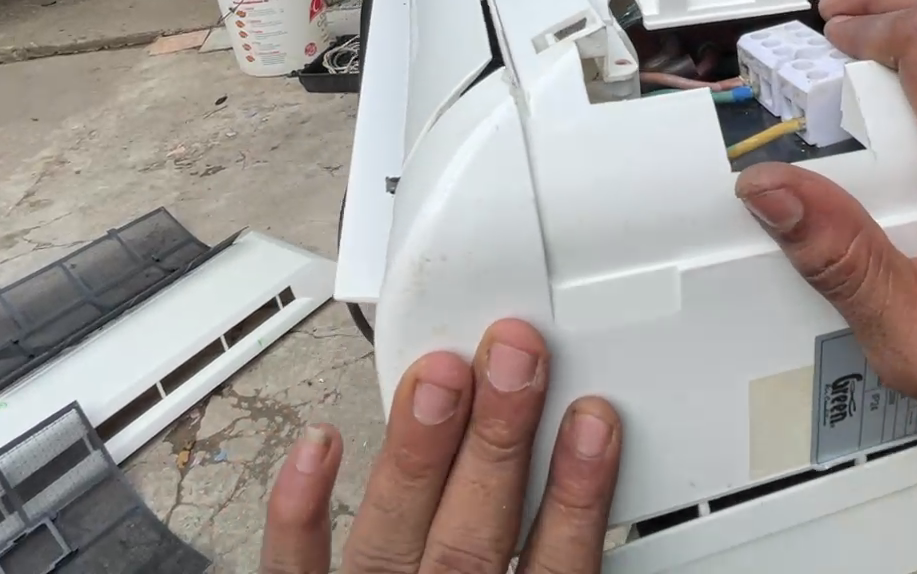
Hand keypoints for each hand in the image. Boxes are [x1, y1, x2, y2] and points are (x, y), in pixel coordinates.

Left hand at [259, 318, 622, 573]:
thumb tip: (615, 555)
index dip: (577, 496)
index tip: (593, 423)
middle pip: (472, 542)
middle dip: (498, 443)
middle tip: (515, 362)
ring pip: (392, 541)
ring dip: (417, 454)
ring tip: (440, 376)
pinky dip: (300, 516)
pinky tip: (319, 445)